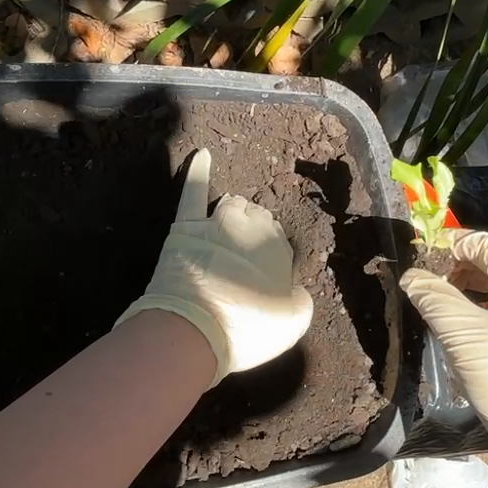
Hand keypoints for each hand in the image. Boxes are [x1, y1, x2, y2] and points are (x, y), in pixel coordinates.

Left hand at [118, 150, 312, 383]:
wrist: (193, 332)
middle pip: (257, 219)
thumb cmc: (245, 331)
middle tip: (245, 256)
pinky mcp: (186, 227)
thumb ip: (300, 302)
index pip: (279, 240)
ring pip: (232, 205)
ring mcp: (218, 224)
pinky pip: (194, 192)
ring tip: (231, 224)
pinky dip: (198, 172)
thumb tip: (297, 291)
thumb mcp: (291, 326)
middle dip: (255, 231)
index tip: (263, 272)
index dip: (271, 255)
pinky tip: (202, 155)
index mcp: (280, 251)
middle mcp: (252, 230)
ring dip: (235, 211)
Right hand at [400, 231, 487, 472]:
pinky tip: (457, 316)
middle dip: (458, 262)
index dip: (452, 242)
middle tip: (426, 273)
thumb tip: (410, 276)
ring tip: (437, 294)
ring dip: (466, 283)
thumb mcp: (461, 333)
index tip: (420, 249)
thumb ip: (433, 297)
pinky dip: (478, 303)